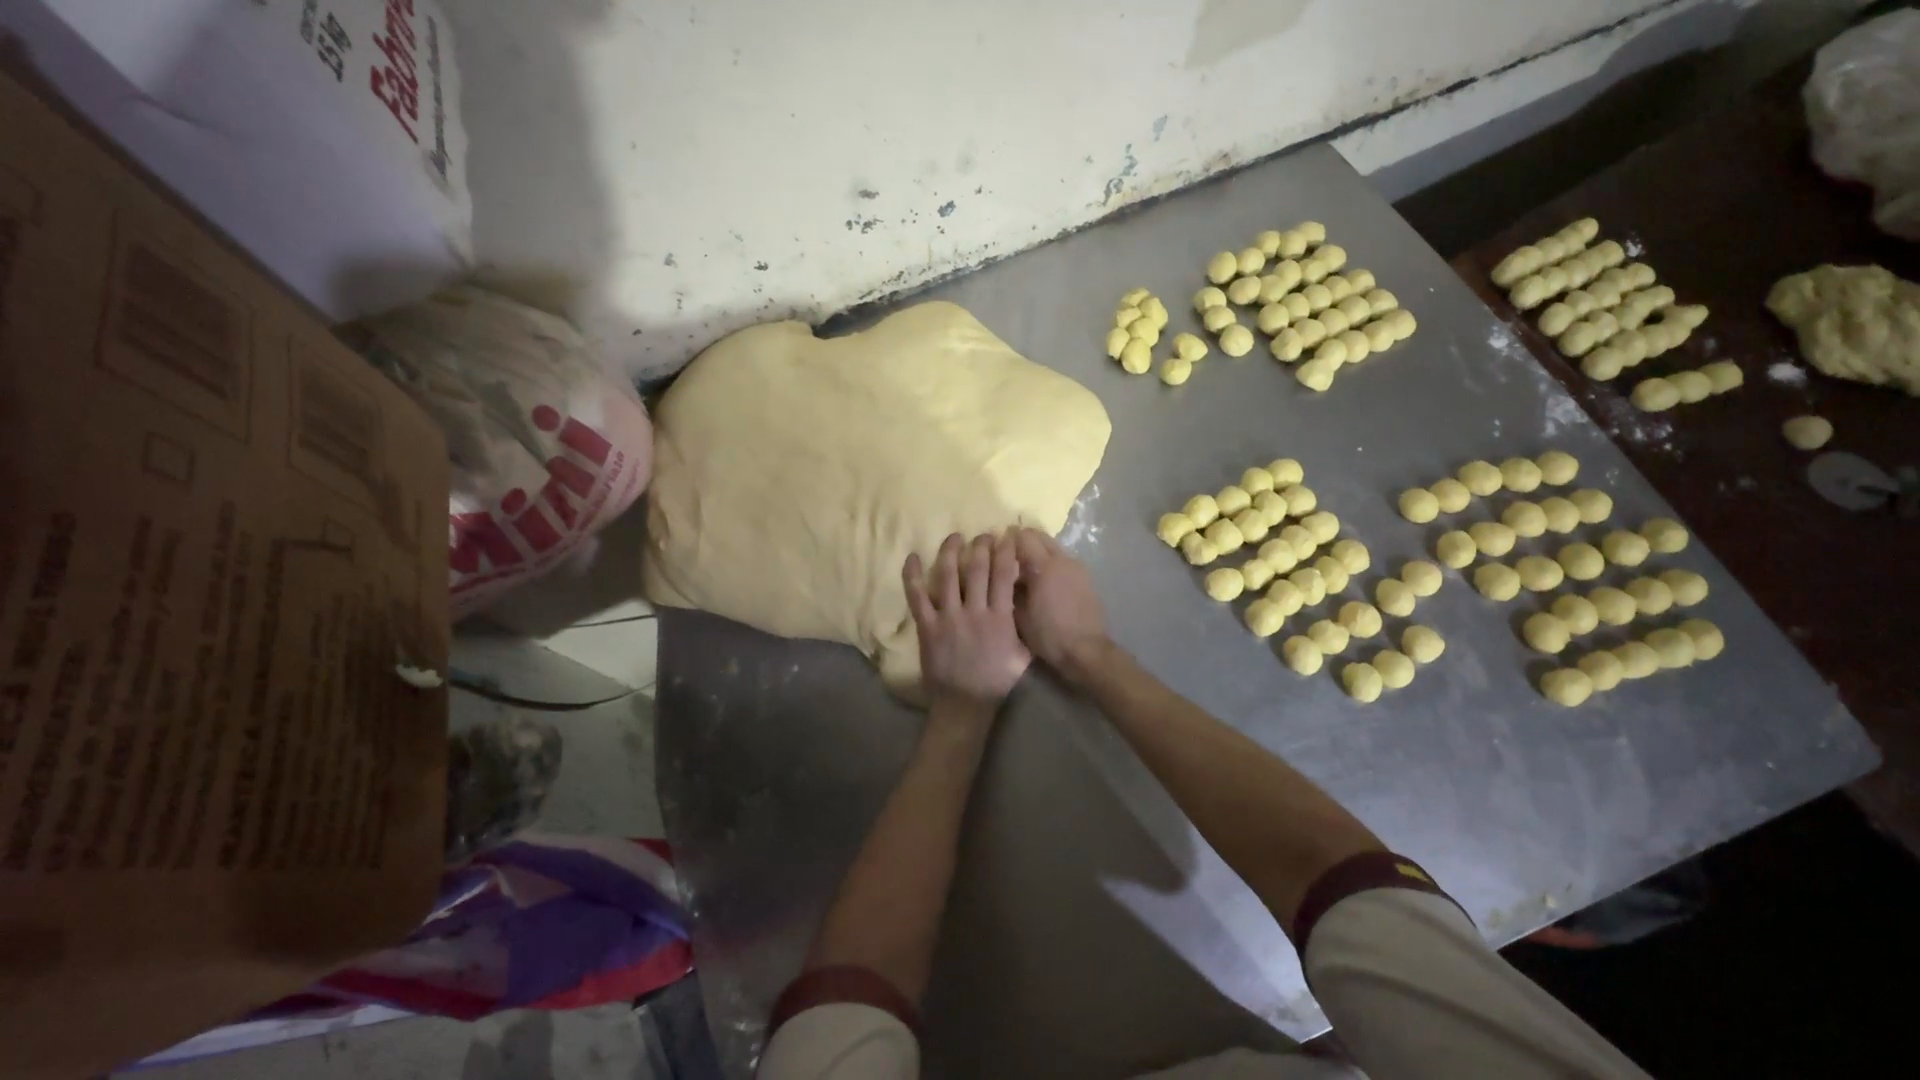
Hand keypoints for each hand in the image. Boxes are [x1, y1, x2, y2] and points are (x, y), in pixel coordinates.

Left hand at [904, 533, 1031, 713]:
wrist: (965, 702)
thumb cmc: (997, 680)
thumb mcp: (1023, 653)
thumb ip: (1023, 626)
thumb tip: (1027, 602)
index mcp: (1001, 618)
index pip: (1004, 575)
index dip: (1006, 551)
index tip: (1006, 537)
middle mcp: (975, 612)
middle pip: (978, 568)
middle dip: (981, 546)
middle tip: (983, 535)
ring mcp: (949, 618)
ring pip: (948, 575)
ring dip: (951, 552)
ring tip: (955, 537)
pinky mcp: (927, 626)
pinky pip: (917, 596)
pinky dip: (913, 575)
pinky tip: (913, 557)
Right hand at [1010, 528, 1109, 681]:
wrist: (1086, 650)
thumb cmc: (1048, 635)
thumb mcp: (1019, 615)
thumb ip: (1010, 588)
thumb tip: (1004, 573)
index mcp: (1044, 566)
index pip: (1023, 536)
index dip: (1007, 539)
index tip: (996, 549)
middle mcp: (1063, 560)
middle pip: (1041, 536)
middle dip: (1024, 541)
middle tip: (1010, 558)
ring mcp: (1078, 568)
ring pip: (1054, 548)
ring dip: (1039, 553)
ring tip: (1027, 573)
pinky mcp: (1086, 578)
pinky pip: (1064, 562)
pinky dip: (1052, 564)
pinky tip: (1045, 584)